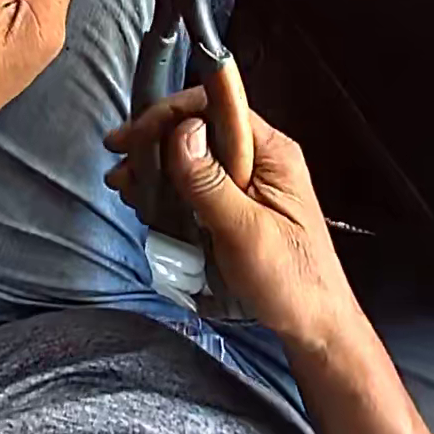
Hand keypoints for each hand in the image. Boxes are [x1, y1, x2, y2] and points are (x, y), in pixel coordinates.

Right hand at [106, 89, 361, 352]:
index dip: (170, 114)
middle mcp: (258, 158)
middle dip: (154, 142)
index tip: (133, 137)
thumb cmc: (291, 282)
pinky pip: (194, 184)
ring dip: (155, 167)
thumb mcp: (245, 232)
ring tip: (125, 186)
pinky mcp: (234, 204)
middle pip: (199, 128)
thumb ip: (211, 182)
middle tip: (119, 164)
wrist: (313, 327)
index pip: (217, 107)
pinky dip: (165, 189)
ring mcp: (246, 181)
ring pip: (191, 157)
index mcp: (271, 153)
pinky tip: (144, 201)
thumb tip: (181, 131)